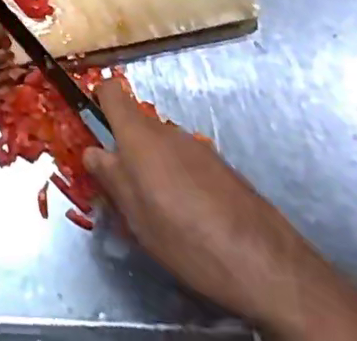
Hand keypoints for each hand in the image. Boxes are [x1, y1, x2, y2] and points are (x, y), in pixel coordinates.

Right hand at [82, 80, 356, 340]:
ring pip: (162, 146)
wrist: (266, 264)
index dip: (97, 99)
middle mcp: (169, 132)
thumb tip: (93, 151)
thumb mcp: (134, 213)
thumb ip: (110, 176)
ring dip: (153, 167)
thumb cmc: (186, 237)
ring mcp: (199, 148)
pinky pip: (186, 163)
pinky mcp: (222, 169)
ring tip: (156, 210)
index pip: (111, 92)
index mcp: (139, 135)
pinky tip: (188, 218)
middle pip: (136, 124)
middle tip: (121, 187)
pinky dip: (179, 179)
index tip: (90, 121)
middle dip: (124, 148)